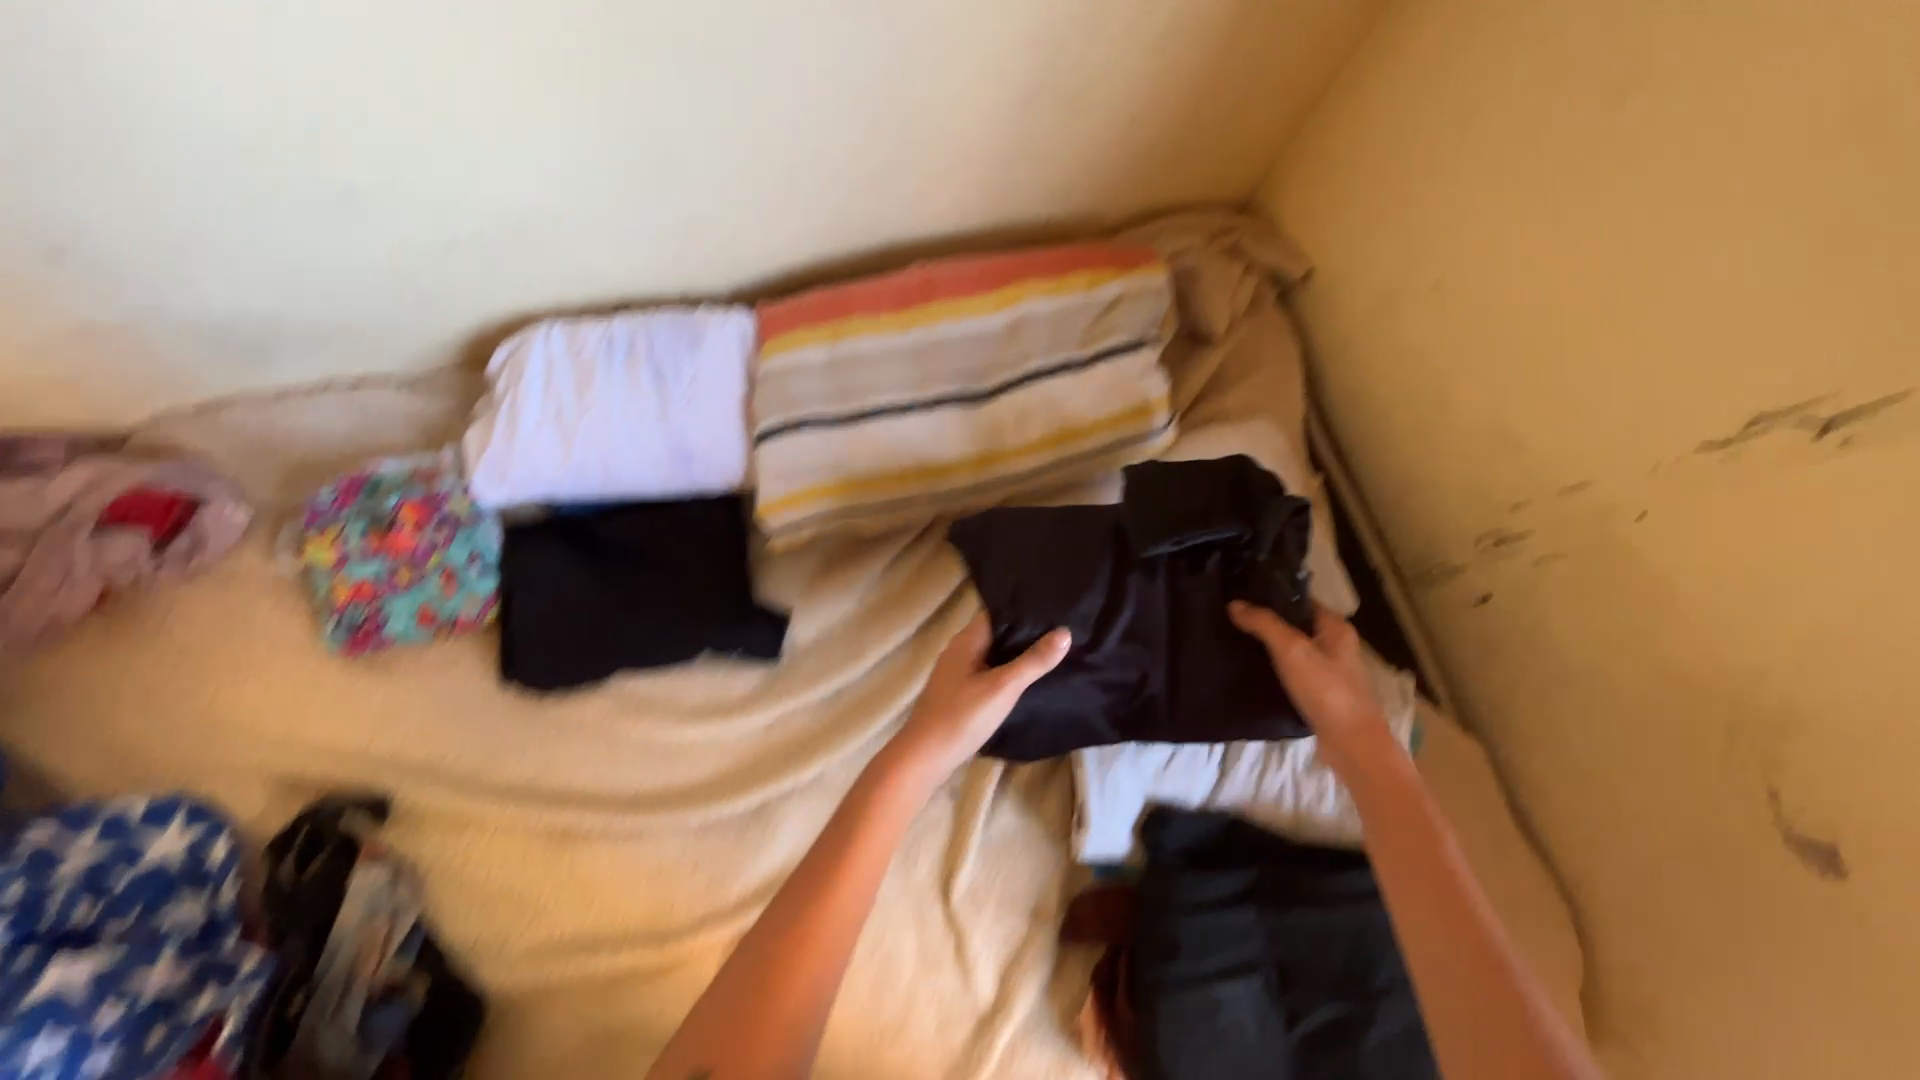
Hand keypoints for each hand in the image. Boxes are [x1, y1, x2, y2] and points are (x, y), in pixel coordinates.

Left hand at [885, 613, 1070, 780]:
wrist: (925, 757)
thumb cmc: (962, 717)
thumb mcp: (1003, 687)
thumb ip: (1033, 661)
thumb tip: (1064, 632)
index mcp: (966, 640)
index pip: (998, 613)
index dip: (1025, 611)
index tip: (1055, 611)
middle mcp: (959, 651)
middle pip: (996, 634)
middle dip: (1025, 635)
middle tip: (1062, 632)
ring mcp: (956, 673)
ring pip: (992, 656)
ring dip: (1016, 656)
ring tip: (1052, 654)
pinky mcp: (958, 694)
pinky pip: (986, 674)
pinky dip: (1005, 674)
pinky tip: (1025, 682)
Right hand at [1227, 600, 1403, 780]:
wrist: (1351, 744)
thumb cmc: (1326, 690)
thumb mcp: (1291, 650)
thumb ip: (1263, 624)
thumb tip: (1234, 604)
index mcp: (1336, 627)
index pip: (1300, 600)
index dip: (1273, 596)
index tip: (1241, 595)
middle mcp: (1336, 645)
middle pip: (1296, 625)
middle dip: (1268, 622)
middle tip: (1233, 618)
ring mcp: (1330, 672)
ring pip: (1294, 650)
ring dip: (1270, 647)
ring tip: (1237, 641)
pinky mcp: (1321, 694)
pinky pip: (1293, 673)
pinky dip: (1276, 670)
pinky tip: (1254, 671)